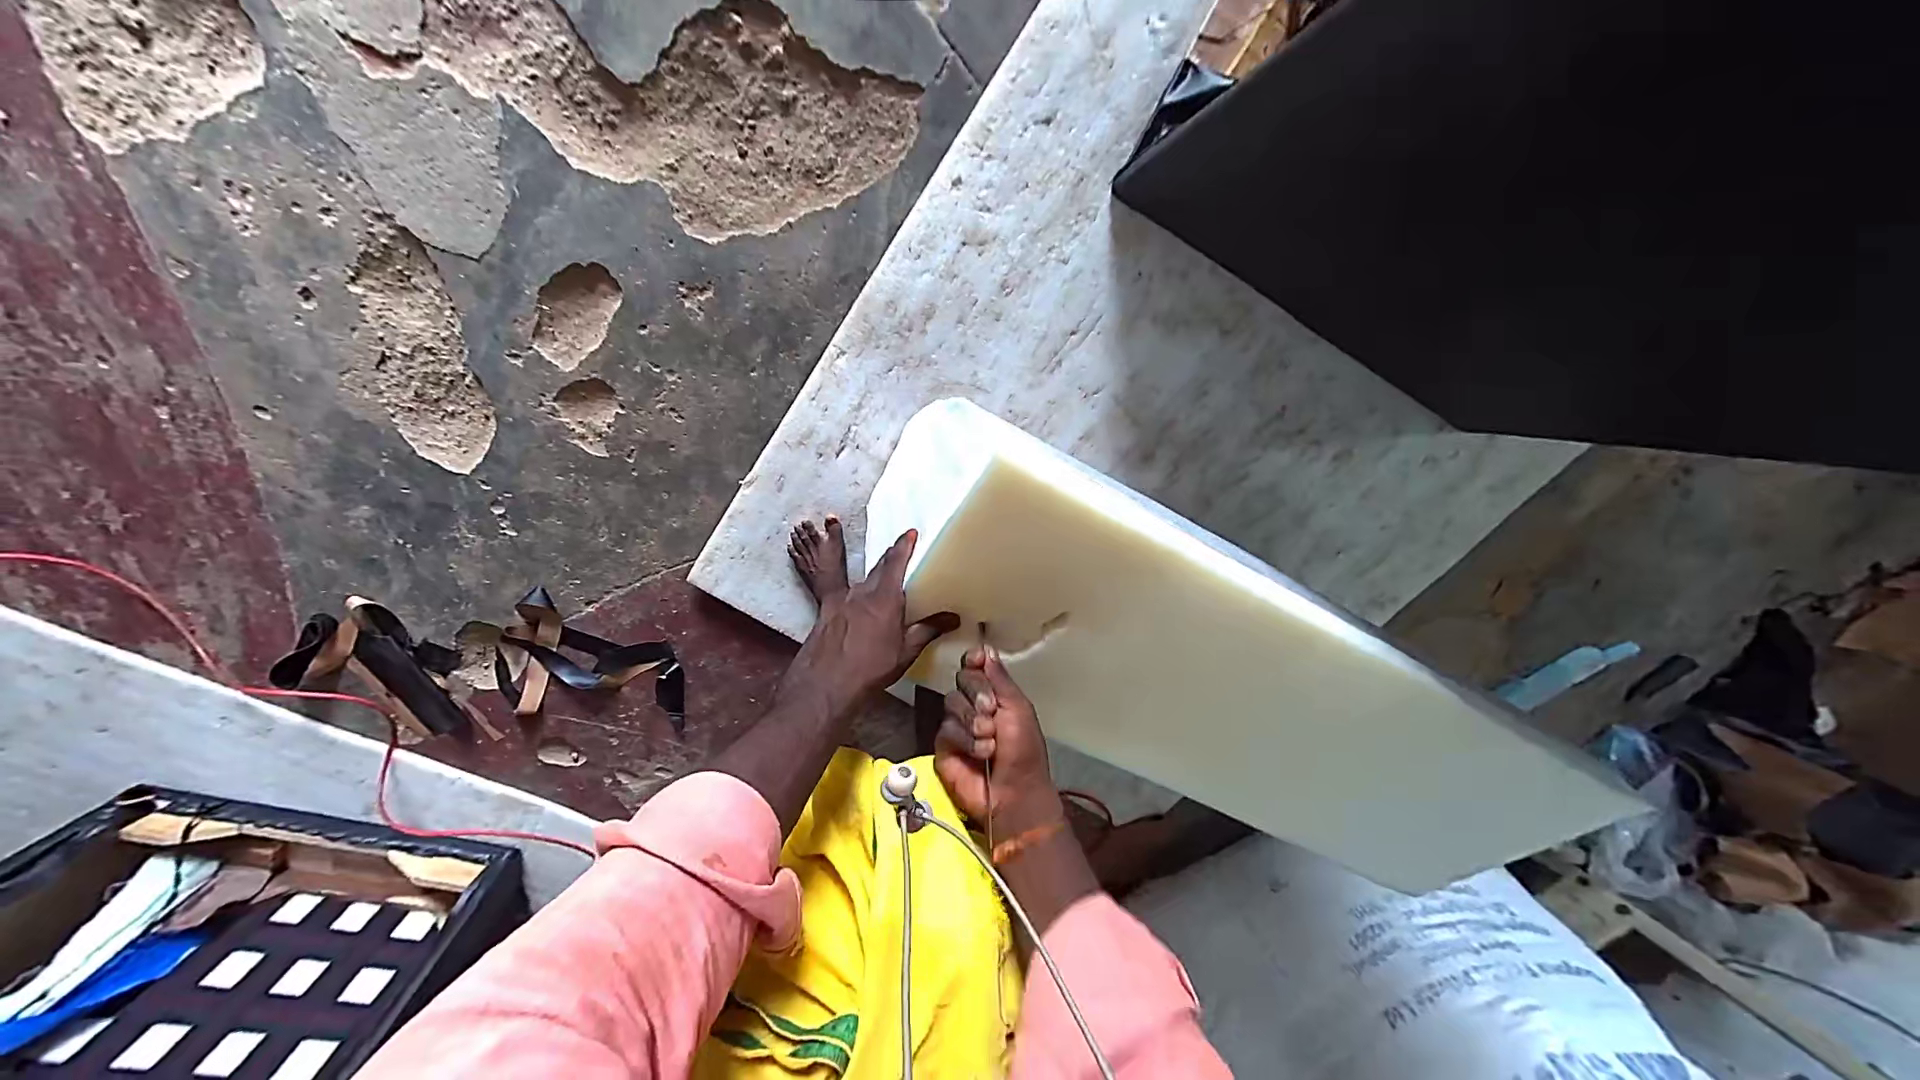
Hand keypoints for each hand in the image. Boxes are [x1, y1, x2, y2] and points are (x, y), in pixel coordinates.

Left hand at [778, 528, 958, 718]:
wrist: (826, 684)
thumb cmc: (869, 670)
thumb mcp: (906, 652)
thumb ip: (929, 630)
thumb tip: (953, 618)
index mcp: (885, 598)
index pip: (896, 563)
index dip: (904, 546)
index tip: (910, 533)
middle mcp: (862, 593)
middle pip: (878, 567)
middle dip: (889, 557)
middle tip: (898, 550)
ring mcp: (840, 600)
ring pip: (858, 576)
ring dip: (868, 569)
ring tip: (875, 567)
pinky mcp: (825, 610)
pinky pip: (831, 584)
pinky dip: (837, 577)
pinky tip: (836, 579)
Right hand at [934, 645, 1060, 831]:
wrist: (1015, 793)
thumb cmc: (1024, 751)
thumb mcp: (1018, 709)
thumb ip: (999, 679)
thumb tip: (985, 648)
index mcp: (994, 695)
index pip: (975, 667)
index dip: (974, 662)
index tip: (977, 661)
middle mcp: (973, 706)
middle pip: (961, 680)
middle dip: (977, 693)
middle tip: (991, 710)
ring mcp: (957, 726)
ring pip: (951, 703)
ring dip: (973, 720)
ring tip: (989, 738)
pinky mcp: (943, 747)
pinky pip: (946, 730)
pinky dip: (965, 740)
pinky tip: (981, 752)